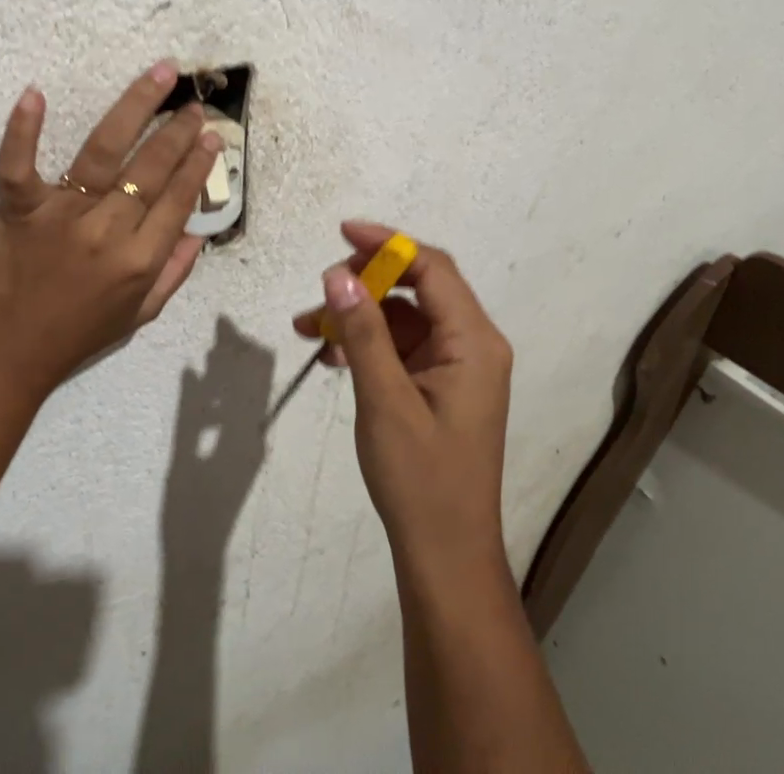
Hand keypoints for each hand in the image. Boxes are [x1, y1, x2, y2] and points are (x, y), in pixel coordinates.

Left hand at [0, 62, 221, 394]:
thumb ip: (173, 275)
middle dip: (178, 132)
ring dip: (135, 107)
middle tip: (194, 104)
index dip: (198, 166)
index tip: (213, 138)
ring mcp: (62, 217)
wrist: (5, 357)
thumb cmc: (74, 338)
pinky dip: (23, 131)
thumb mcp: (138, 317)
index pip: (178, 201)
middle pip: (149, 169)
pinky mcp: (18, 211)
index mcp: (140, 260)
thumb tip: (199, 235)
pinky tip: (36, 94)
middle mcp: (108, 232)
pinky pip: (18, 166)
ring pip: (103, 151)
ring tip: (160, 75)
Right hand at [293, 222, 514, 572]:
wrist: (445, 549)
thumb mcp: (385, 401)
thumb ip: (363, 334)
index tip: (340, 234)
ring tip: (308, 330)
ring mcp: (458, 369)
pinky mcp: (441, 389)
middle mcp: (474, 347)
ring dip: (360, 318)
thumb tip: (339, 274)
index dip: (388, 244)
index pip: (434, 269)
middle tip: (320, 292)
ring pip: (406, 320)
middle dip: (367, 284)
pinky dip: (369, 346)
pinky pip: (403, 350)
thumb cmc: (420, 477)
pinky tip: (332, 359)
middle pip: (420, 290)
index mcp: (474, 343)